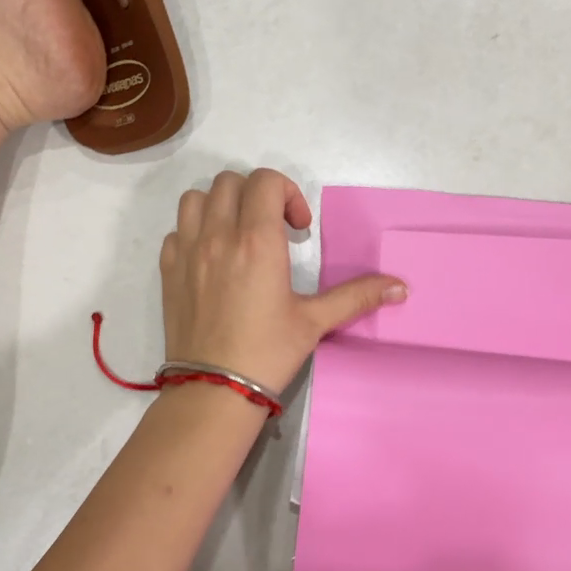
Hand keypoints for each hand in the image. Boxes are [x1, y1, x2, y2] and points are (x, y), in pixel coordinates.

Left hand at [161, 170, 407, 395]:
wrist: (215, 389)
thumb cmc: (268, 352)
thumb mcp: (315, 322)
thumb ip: (357, 296)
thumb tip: (402, 286)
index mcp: (257, 241)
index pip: (265, 181)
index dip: (288, 193)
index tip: (298, 230)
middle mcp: (218, 236)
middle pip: (230, 182)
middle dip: (256, 195)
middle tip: (273, 229)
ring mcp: (187, 251)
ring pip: (196, 198)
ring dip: (221, 205)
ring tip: (239, 234)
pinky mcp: (168, 271)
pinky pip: (177, 229)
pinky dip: (195, 230)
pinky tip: (212, 258)